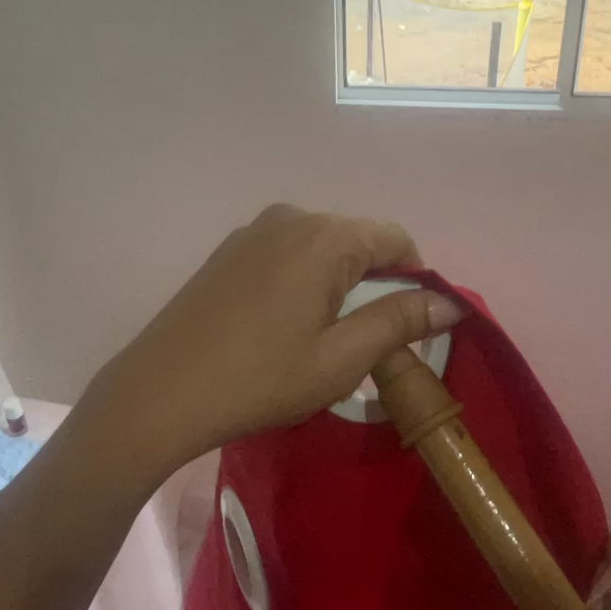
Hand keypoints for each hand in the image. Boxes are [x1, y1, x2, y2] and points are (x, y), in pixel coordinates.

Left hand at [87, 204, 462, 470]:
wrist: (160, 392)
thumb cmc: (259, 380)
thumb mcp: (340, 359)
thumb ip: (399, 322)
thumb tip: (450, 303)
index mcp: (324, 237)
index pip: (396, 240)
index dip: (415, 281)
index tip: (406, 330)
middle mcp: (291, 217)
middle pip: (358, 241)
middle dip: (374, 285)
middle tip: (362, 345)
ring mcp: (254, 230)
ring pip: (322, 249)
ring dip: (338, 286)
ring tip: (320, 341)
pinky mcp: (230, 250)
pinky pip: (288, 255)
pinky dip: (303, 283)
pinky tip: (282, 328)